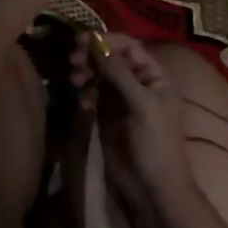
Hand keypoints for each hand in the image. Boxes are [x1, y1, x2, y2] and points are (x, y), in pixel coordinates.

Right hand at [69, 33, 199, 212]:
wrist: (151, 188)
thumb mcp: (140, 104)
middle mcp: (137, 83)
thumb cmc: (155, 143)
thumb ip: (117, 71)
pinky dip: (84, 93)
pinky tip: (82, 104)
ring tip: (75, 81)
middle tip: (73, 61)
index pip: (128, 45)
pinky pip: (92, 93)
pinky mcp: (106, 114)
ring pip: (98, 73)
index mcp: (154, 76)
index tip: (81, 41)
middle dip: (91, 56)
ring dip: (85, 73)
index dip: (105, 40)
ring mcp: (120, 99)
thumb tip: (94, 39)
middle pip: (110, 57)